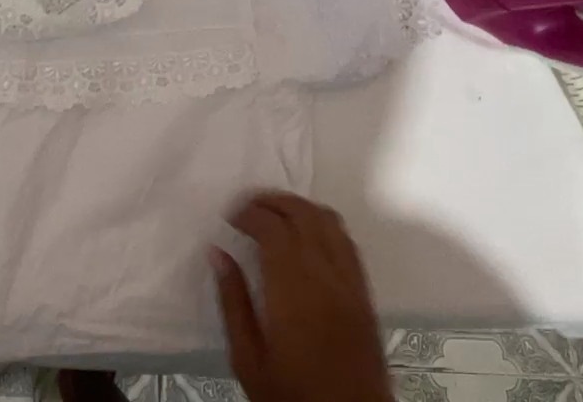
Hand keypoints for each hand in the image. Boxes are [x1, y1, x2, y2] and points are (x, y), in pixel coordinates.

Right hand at [210, 192, 390, 401]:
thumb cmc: (291, 394)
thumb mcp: (247, 357)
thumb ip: (232, 301)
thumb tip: (217, 253)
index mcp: (292, 288)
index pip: (273, 227)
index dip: (249, 212)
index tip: (229, 218)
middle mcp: (325, 275)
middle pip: (302, 213)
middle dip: (272, 201)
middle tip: (247, 208)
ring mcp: (350, 282)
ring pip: (328, 220)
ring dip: (299, 207)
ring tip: (274, 215)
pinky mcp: (365, 293)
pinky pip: (347, 241)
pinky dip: (324, 225)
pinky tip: (307, 236)